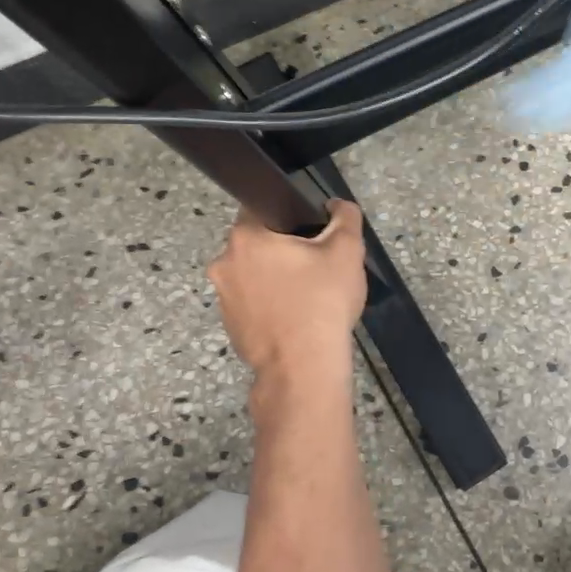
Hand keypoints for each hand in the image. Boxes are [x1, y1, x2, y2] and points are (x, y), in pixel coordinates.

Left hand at [207, 200, 366, 384]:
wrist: (303, 365)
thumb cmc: (322, 300)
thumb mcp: (347, 250)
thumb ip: (345, 217)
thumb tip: (335, 206)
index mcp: (246, 238)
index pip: (262, 208)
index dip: (291, 216)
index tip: (313, 232)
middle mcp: (224, 264)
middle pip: (258, 244)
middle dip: (286, 250)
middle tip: (319, 265)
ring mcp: (223, 297)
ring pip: (255, 274)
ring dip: (278, 278)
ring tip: (312, 295)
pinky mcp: (231, 325)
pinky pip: (255, 303)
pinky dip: (273, 304)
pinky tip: (299, 317)